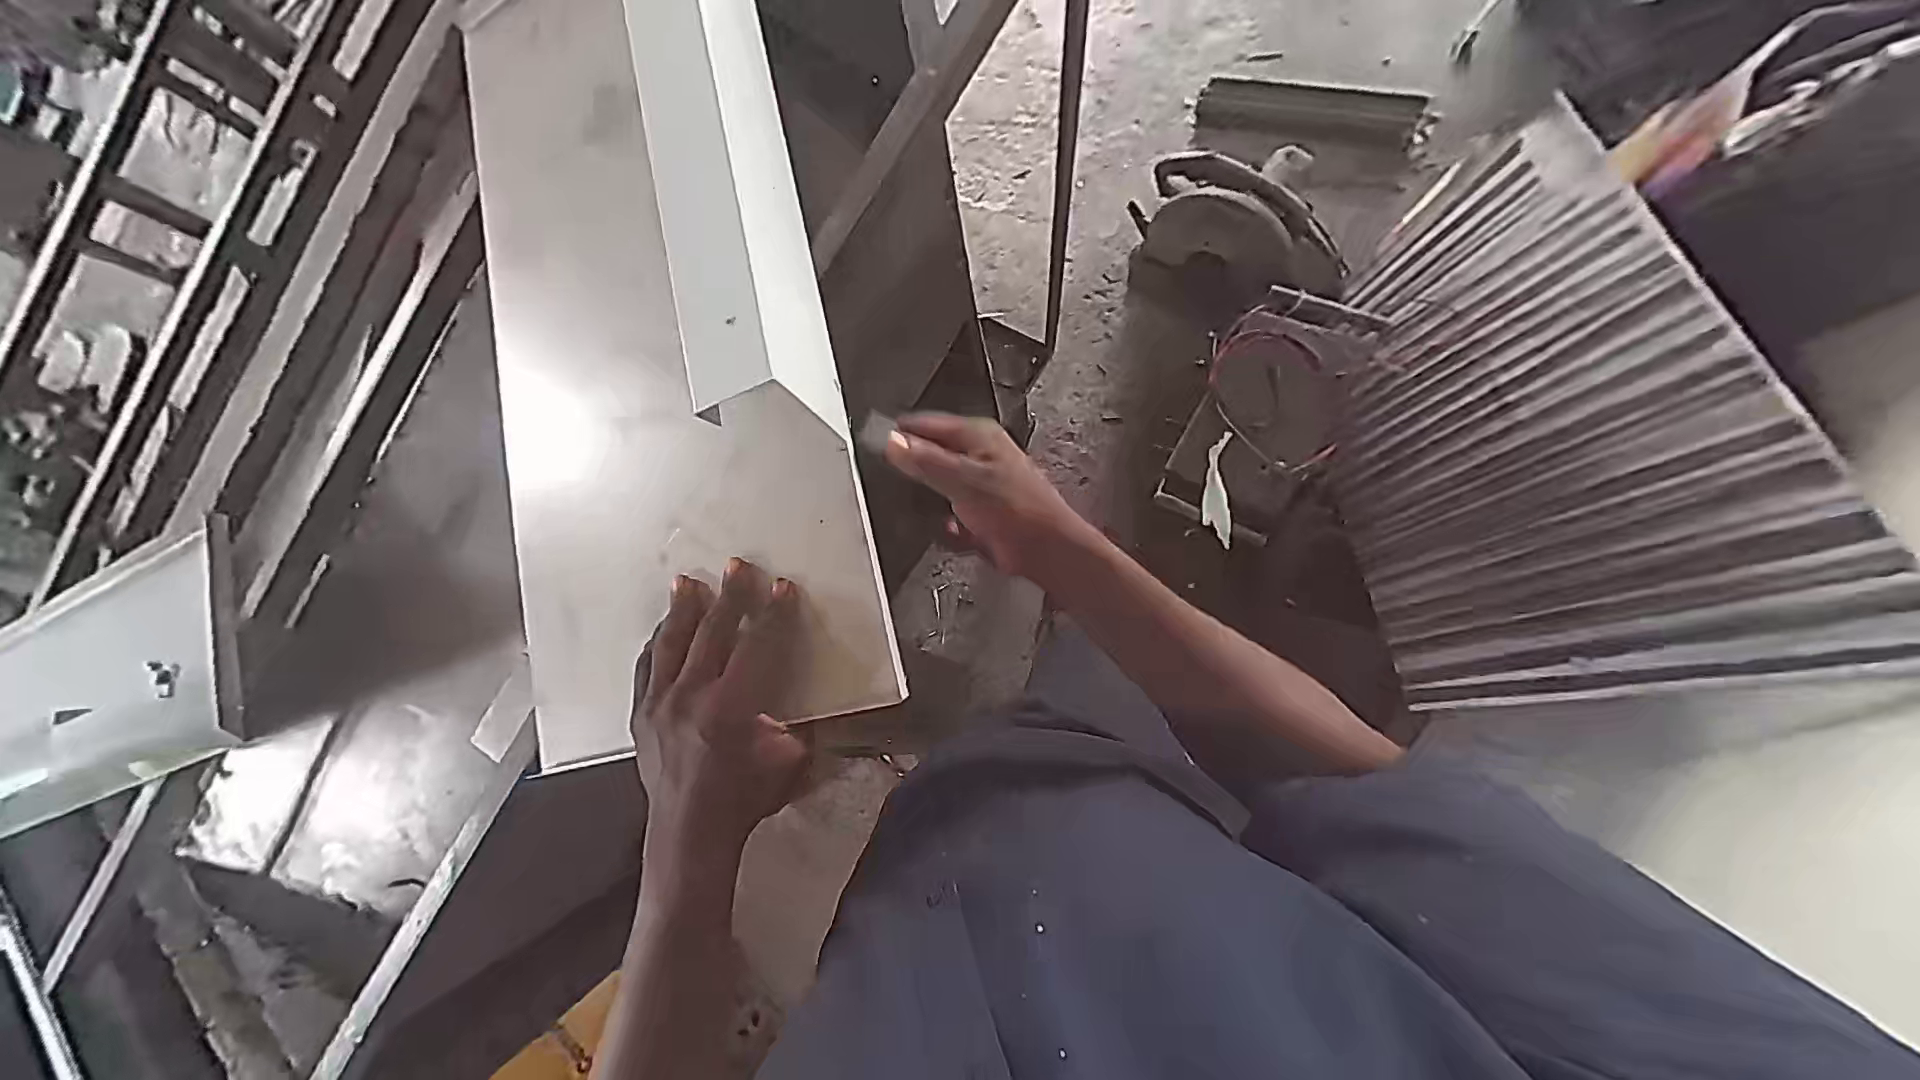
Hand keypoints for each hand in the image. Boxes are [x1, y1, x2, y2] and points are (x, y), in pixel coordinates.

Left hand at [633, 558, 810, 857]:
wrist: (687, 835)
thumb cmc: (743, 800)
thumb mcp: (787, 762)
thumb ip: (797, 725)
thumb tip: (806, 703)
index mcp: (729, 707)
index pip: (756, 646)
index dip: (773, 614)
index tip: (782, 587)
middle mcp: (689, 697)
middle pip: (712, 632)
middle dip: (730, 596)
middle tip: (738, 565)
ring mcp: (659, 704)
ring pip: (672, 643)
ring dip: (685, 609)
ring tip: (689, 582)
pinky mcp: (641, 713)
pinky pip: (647, 667)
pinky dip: (658, 643)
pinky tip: (664, 627)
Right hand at [882, 412, 1097, 583]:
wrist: (1044, 550)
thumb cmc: (1018, 509)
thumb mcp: (962, 479)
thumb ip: (924, 461)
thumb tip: (892, 442)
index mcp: (977, 435)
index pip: (925, 424)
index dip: (900, 435)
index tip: (879, 449)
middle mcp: (979, 456)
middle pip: (930, 457)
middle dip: (917, 476)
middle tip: (907, 489)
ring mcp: (980, 485)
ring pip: (938, 490)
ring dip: (934, 506)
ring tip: (940, 516)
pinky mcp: (981, 513)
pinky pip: (950, 516)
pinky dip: (949, 527)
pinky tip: (955, 532)